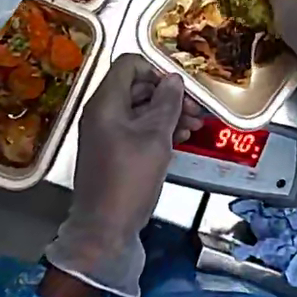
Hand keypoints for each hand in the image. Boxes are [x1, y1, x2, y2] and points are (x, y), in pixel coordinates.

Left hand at [42, 54, 202, 296]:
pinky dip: (157, 130)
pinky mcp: (112, 153)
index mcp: (105, 103)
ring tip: (193, 126)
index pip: (129, 64)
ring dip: (167, 113)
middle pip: (136, 87)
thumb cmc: (128, 181)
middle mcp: (101, 113)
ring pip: (139, 110)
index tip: (180, 88)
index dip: (157, 70)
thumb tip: (174, 80)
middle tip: (195, 110)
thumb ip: (166, 103)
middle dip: (167, 94)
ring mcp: (105, 134)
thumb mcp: (155, 138)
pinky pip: (136, 130)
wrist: (104, 231)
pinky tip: (179, 139)